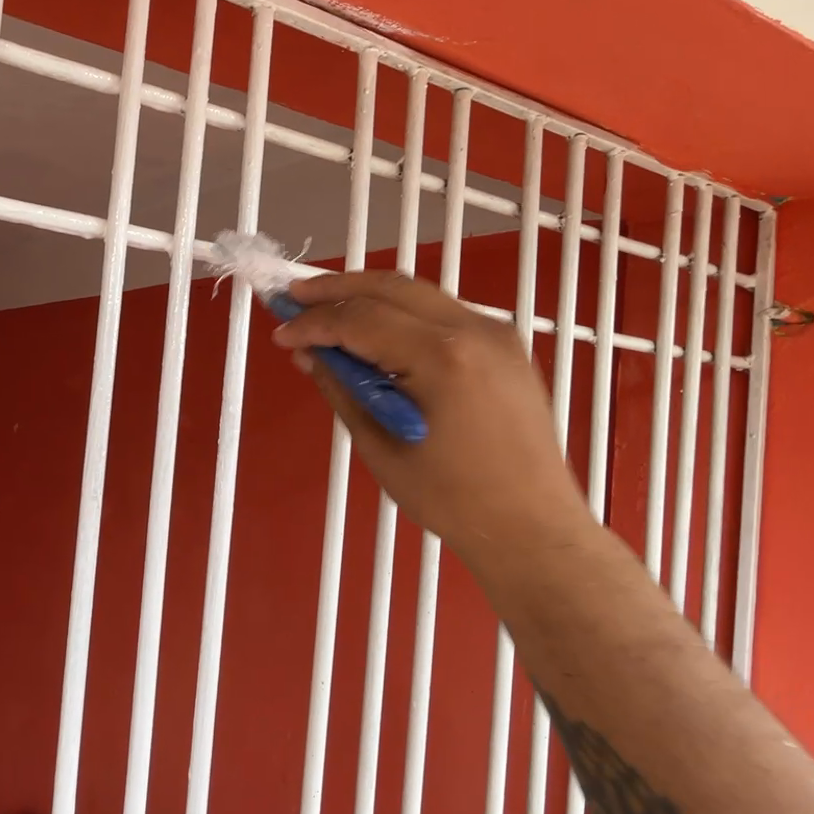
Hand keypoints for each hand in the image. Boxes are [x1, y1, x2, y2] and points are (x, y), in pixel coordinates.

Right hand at [270, 271, 594, 565]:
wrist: (532, 526)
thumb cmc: (450, 498)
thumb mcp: (379, 446)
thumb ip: (343, 389)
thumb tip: (311, 354)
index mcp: (442, 358)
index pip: (361, 319)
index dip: (313, 322)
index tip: (280, 332)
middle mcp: (473, 331)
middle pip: (391, 287)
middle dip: (335, 288)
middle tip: (292, 296)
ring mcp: (496, 335)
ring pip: (417, 293)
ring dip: (366, 296)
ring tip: (323, 308)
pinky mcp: (504, 347)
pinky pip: (439, 313)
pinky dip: (398, 313)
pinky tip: (372, 331)